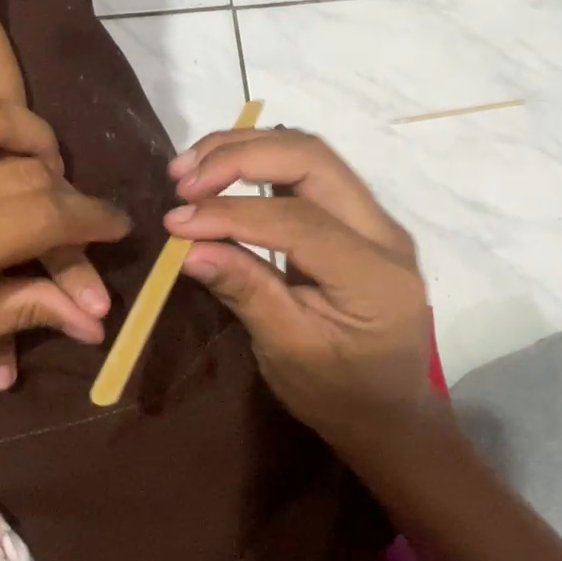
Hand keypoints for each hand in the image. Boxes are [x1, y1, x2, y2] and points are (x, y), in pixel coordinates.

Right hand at [162, 128, 435, 444]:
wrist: (387, 411)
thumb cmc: (338, 392)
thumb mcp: (287, 351)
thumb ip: (245, 291)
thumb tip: (188, 248)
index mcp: (374, 277)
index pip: (297, 220)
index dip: (230, 213)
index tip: (174, 223)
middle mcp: (383, 233)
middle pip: (311, 159)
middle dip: (239, 158)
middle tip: (181, 180)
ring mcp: (373, 219)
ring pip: (308, 151)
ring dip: (244, 148)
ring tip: (189, 167)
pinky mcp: (354, 216)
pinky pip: (306, 168)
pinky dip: (257, 159)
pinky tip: (218, 171)